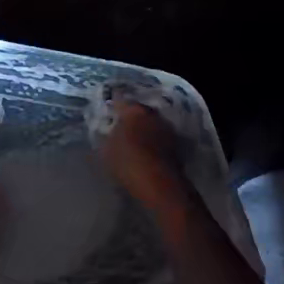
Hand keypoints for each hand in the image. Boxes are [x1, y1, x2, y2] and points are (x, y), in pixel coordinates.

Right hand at [98, 97, 190, 211]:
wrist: (159, 185)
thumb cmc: (127, 162)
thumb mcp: (106, 149)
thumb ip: (107, 136)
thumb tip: (109, 131)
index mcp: (133, 110)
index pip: (119, 99)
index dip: (113, 103)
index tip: (108, 107)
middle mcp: (152, 114)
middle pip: (138, 111)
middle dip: (131, 117)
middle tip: (121, 125)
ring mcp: (167, 128)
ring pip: (151, 124)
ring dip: (145, 129)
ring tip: (135, 140)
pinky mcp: (177, 145)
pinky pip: (160, 138)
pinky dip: (154, 141)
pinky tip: (147, 151)